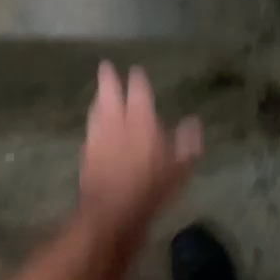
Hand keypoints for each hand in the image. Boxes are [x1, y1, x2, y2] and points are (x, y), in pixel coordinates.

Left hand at [79, 62, 202, 236]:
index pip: (138, 92)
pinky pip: (90, 129)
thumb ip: (187, 141)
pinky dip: (94, 121)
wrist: (111, 215)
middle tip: (105, 65)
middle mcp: (116, 123)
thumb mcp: (180, 168)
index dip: (137, 79)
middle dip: (107, 78)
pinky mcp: (86, 154)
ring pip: (96, 110)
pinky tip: (96, 125)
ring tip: (99, 92)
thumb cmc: (151, 189)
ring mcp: (97, 138)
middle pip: (109, 94)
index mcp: (141, 121)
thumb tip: (193, 120)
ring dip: (98, 98)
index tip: (136, 69)